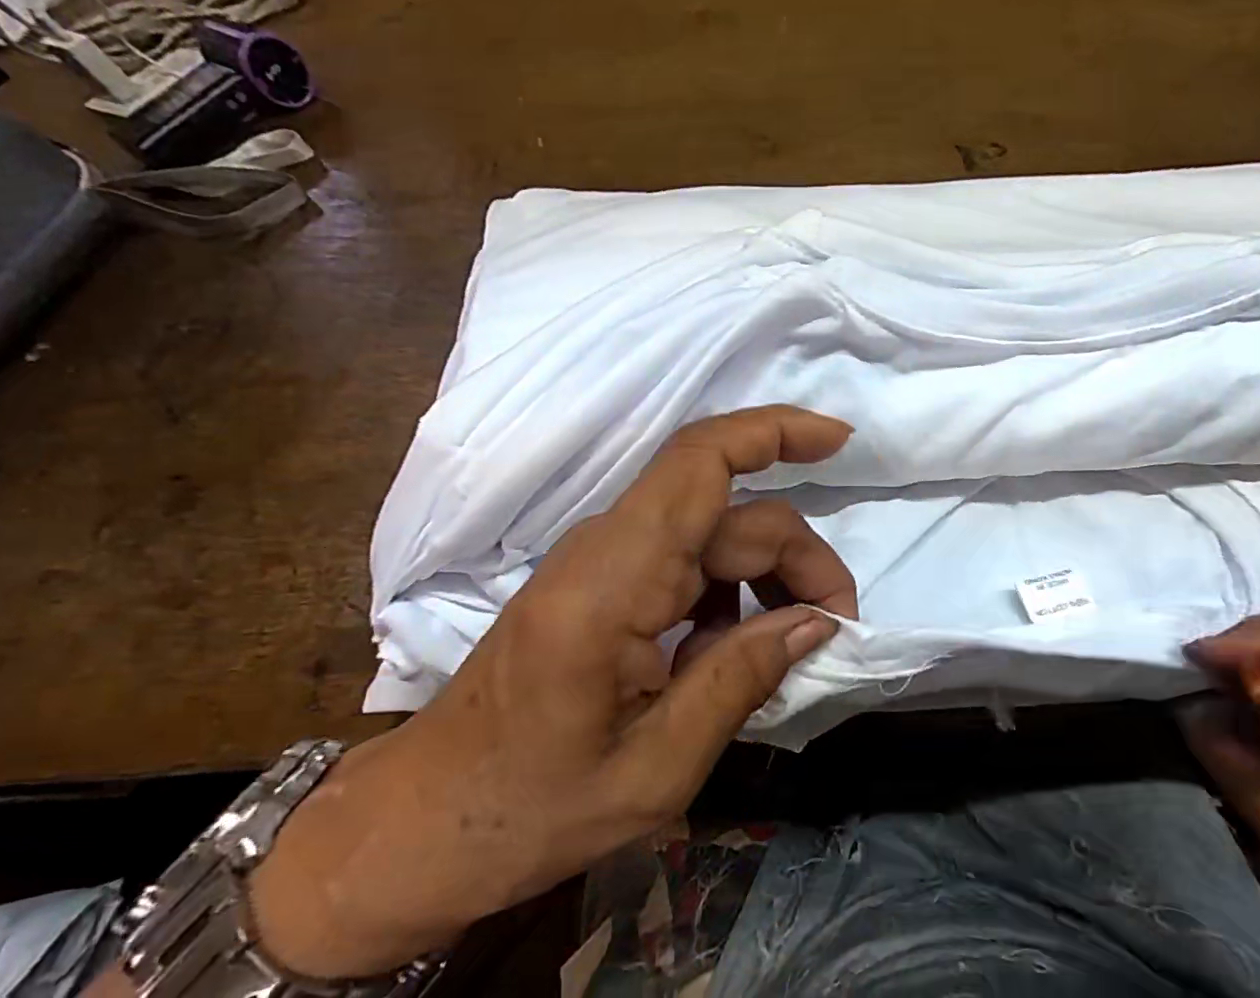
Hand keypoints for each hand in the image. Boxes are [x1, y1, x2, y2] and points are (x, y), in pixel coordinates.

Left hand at [245, 406, 858, 978]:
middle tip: (835, 633)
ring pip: (721, 539)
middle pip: (735, 518)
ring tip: (789, 655)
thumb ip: (741, 681)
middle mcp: (608, 553)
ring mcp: (605, 566)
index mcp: (610, 585)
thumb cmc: (527, 811)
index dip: (774, 432)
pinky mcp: (606, 587)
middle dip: (801, 562)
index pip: (698, 463)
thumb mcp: (655, 768)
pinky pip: (694, 569)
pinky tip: (734, 660)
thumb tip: (818, 622)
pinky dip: (735, 601)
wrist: (419, 827)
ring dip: (773, 582)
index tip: (840, 442)